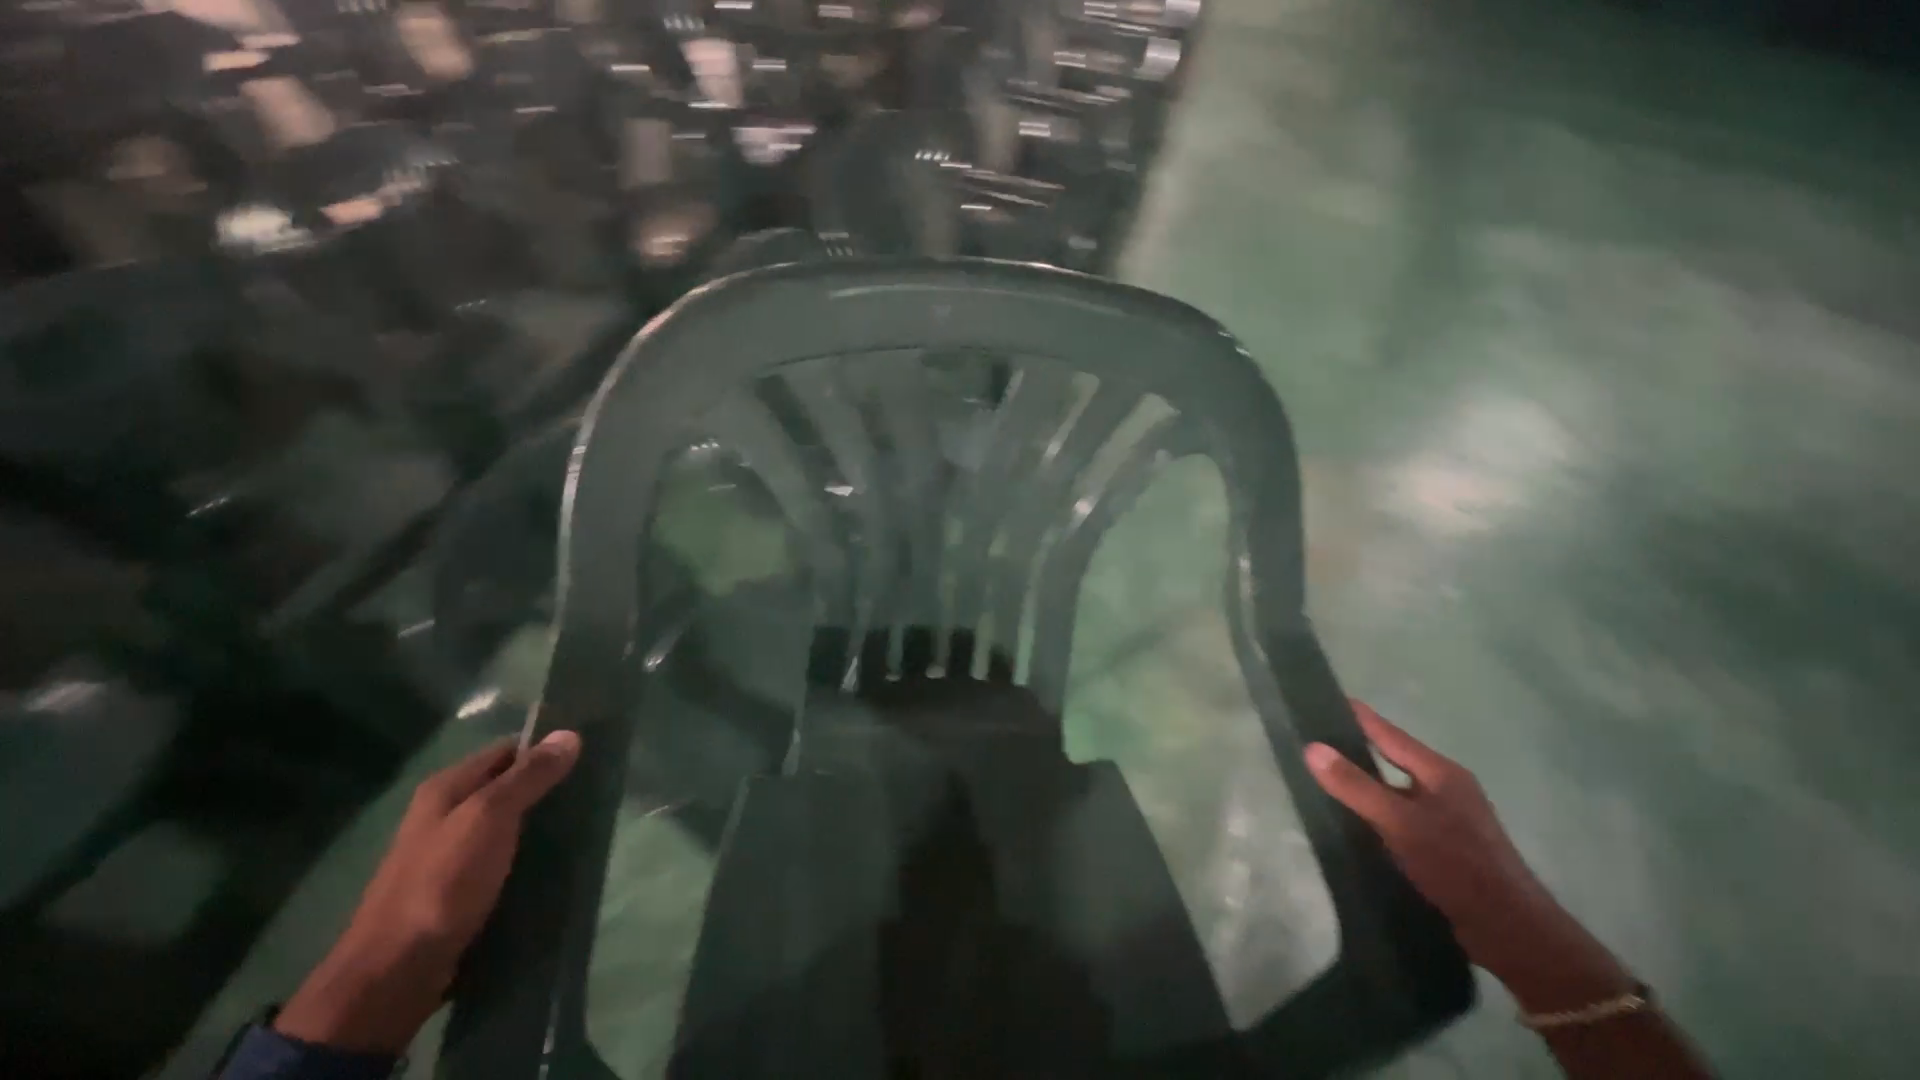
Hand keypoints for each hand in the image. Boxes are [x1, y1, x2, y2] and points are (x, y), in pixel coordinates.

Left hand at [275, 731, 581, 1054]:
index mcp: (445, 788)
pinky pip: (499, 857)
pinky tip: (550, 865)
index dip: (544, 749)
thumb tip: (569, 734)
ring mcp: (445, 854)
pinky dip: (524, 856)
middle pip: (503, 786)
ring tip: (582, 826)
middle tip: (592, 792)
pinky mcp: (455, 889)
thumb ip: (528, 777)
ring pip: (503, 824)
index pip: (506, 750)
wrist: (396, 969)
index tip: (587, 757)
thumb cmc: (443, 883)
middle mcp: (441, 813)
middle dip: (544, 787)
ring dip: (536, 824)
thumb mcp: (490, 818)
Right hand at [1305, 702, 1631, 1010]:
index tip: (1326, 700)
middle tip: (1315, 742)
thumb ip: (1355, 786)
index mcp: (1442, 773)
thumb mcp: (1399, 822)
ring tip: (1324, 781)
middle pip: (1394, 761)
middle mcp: (1447, 790)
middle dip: (1358, 751)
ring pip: (1396, 792)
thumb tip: (1312, 748)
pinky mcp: (1444, 848)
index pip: (1391, 735)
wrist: (1507, 929)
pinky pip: (1401, 818)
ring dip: (1366, 786)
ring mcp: (1448, 819)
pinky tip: (1354, 824)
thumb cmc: (1456, 864)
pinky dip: (1376, 815)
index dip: (1360, 718)